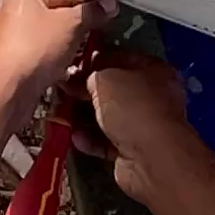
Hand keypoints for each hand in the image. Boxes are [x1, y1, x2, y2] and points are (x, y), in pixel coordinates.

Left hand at [0, 0, 115, 99]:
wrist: (5, 91)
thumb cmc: (34, 49)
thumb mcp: (71, 25)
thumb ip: (91, 13)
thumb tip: (108, 5)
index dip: (88, 2)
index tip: (107, 11)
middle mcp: (10, 15)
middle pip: (54, 16)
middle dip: (77, 27)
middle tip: (99, 34)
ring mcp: (7, 41)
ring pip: (46, 39)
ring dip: (66, 47)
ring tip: (85, 55)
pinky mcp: (8, 66)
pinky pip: (38, 58)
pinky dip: (53, 62)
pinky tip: (67, 71)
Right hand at [72, 55, 199, 203]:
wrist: (152, 157)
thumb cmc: (132, 107)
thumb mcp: (105, 79)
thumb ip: (89, 75)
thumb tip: (77, 78)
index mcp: (154, 70)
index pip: (121, 57)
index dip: (96, 59)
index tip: (72, 65)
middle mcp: (152, 96)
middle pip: (114, 89)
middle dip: (87, 91)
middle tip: (61, 91)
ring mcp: (144, 124)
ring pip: (109, 116)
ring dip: (85, 117)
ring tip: (61, 114)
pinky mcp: (133, 150)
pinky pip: (108, 140)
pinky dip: (91, 139)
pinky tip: (75, 137)